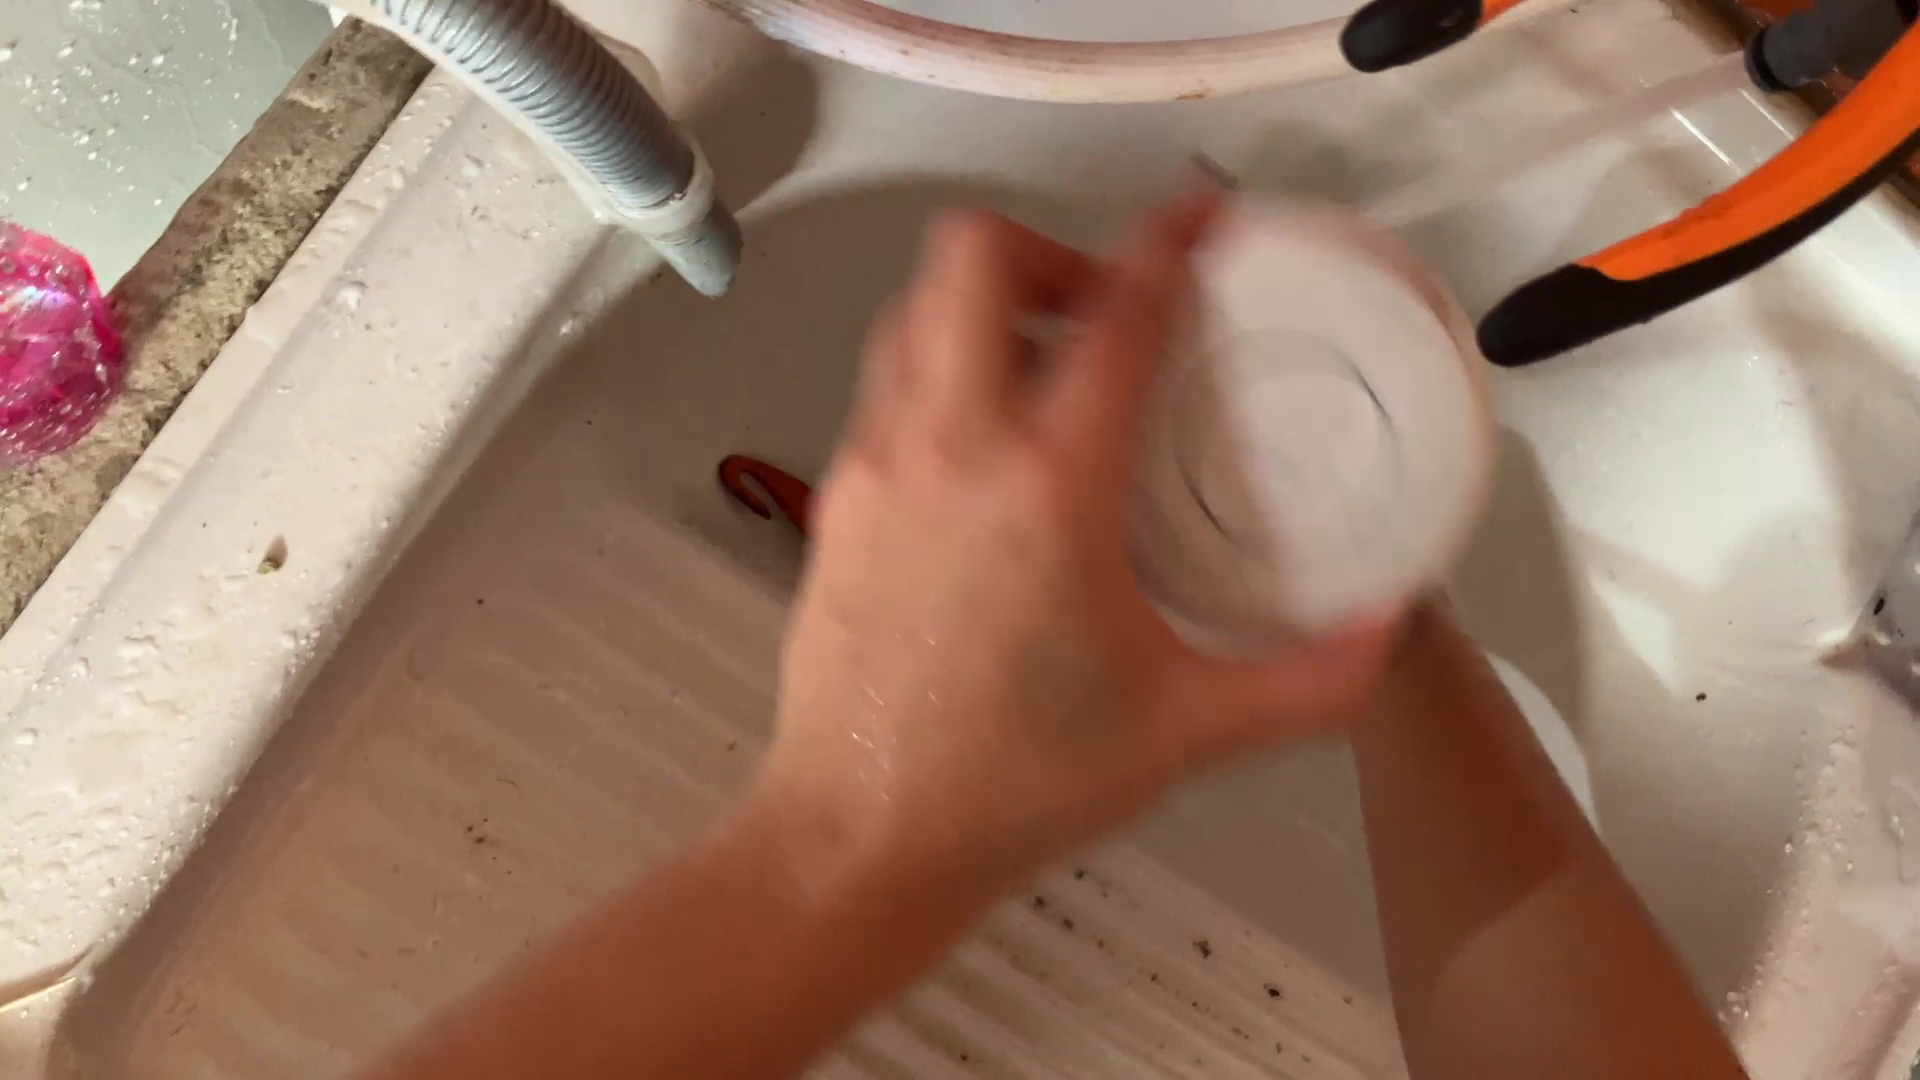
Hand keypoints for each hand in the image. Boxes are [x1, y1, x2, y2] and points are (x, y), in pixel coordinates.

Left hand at [756, 196, 1403, 893]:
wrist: (863, 827)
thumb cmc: (1024, 779)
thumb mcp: (1185, 729)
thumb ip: (1309, 679)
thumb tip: (1392, 627)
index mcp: (1049, 485)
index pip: (1118, 317)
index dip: (1166, 242)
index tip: (1198, 213)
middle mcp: (949, 446)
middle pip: (972, 256)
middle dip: (1045, 252)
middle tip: (1096, 314)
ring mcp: (874, 463)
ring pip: (914, 312)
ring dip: (979, 307)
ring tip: (1035, 367)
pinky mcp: (832, 496)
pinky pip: (883, 386)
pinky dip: (933, 371)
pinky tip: (974, 447)